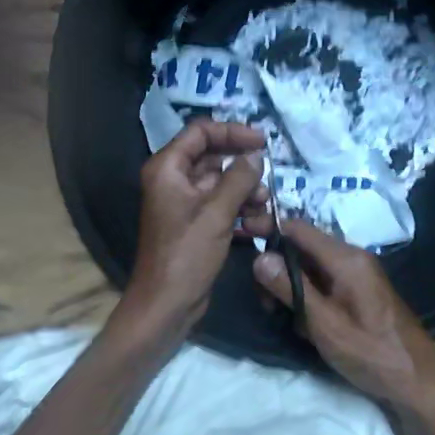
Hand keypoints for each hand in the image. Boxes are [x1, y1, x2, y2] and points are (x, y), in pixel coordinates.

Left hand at [124, 119, 268, 326]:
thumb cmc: (186, 254)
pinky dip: (239, 213)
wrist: (166, 303)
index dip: (232, 132)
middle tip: (267, 184)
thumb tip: (256, 155)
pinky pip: (221, 207)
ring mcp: (183, 204)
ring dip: (246, 194)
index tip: (263, 142)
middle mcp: (173, 180)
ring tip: (264, 212)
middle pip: (213, 158)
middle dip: (243, 170)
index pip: (200, 132)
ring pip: (221, 185)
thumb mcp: (216, 212)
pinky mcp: (195, 225)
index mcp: (167, 168)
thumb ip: (239, 178)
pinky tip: (258, 228)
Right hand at [253, 219, 434, 414]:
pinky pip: (323, 284)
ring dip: (290, 288)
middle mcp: (353, 259)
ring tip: (281, 318)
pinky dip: (307, 298)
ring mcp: (357, 276)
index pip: (298, 228)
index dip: (268, 228)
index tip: (241, 234)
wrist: (418, 384)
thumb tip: (260, 256)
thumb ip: (290, 288)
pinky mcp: (359, 293)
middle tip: (264, 302)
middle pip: (302, 248)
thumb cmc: (371, 353)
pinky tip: (304, 325)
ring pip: (310, 268)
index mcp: (346, 259)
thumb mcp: (324, 324)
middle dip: (276, 268)